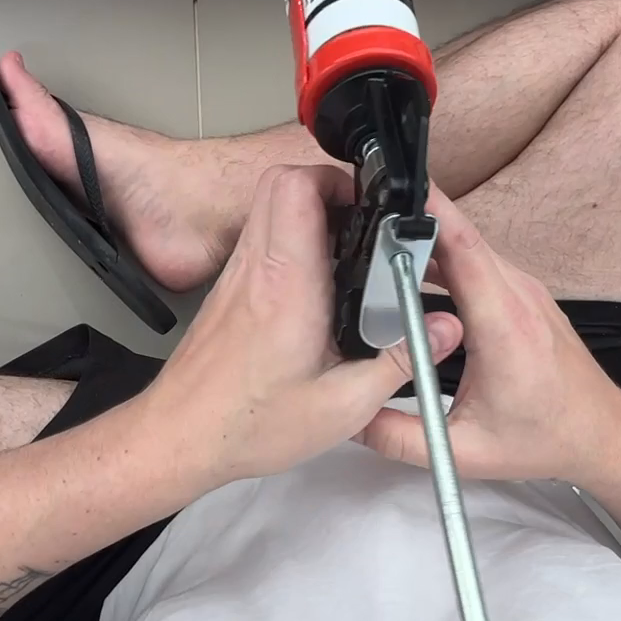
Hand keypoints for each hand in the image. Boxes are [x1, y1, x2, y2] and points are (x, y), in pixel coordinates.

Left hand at [139, 165, 460, 484]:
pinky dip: (289, 246)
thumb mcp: (343, 406)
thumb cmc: (248, 426)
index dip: (340, 182)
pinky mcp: (226, 293)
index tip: (372, 210)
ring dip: (308, 218)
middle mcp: (255, 268)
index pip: (299, 187)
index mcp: (286, 283)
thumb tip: (441, 331)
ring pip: (268, 210)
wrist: (179, 438)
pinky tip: (314, 293)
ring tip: (344, 261)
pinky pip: (259, 243)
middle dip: (328, 190)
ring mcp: (234, 277)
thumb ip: (399, 363)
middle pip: (281, 183)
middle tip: (361, 228)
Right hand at [357, 190, 620, 481]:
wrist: (600, 434)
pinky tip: (416, 272)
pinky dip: (446, 256)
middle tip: (363, 218)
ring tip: (380, 243)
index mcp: (504, 326)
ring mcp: (525, 289)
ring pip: (469, 245)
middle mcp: (519, 296)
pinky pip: (480, 260)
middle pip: (461, 235)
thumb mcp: (463, 452)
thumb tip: (351, 418)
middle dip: (412, 220)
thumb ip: (399, 438)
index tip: (388, 195)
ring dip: (427, 238)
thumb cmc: (543, 438)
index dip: (427, 214)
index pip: (463, 247)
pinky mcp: (523, 293)